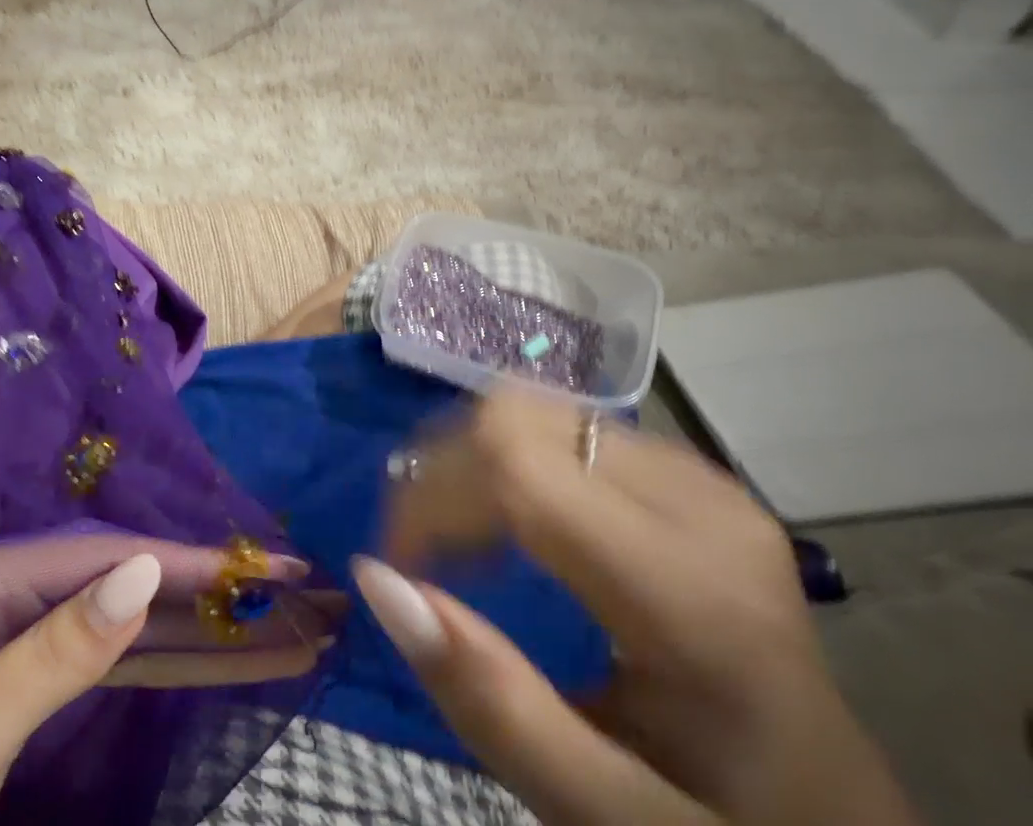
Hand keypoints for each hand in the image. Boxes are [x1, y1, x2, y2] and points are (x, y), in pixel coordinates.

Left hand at [0, 536, 339, 825]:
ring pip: (136, 625)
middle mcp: (15, 593)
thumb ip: (61, 649)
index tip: (269, 569)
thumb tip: (145, 573)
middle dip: (215, 594)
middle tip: (303, 598)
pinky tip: (231, 661)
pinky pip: (120, 664)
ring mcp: (31, 635)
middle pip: (129, 585)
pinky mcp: (42, 678)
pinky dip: (178, 662)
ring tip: (291, 632)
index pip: (105, 560)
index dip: (191, 562)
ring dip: (211, 630)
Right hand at [352, 391, 918, 825]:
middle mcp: (707, 510)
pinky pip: (572, 433)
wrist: (826, 816)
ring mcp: (710, 489)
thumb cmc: (708, 817)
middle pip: (523, 420)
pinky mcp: (699, 487)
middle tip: (419, 556)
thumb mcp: (602, 809)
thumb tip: (373, 576)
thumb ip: (492, 704)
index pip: (519, 464)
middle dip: (444, 473)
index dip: (430, 494)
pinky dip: (511, 466)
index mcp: (694, 593)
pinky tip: (511, 532)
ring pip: (541, 414)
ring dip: (473, 468)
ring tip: (460, 550)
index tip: (398, 566)